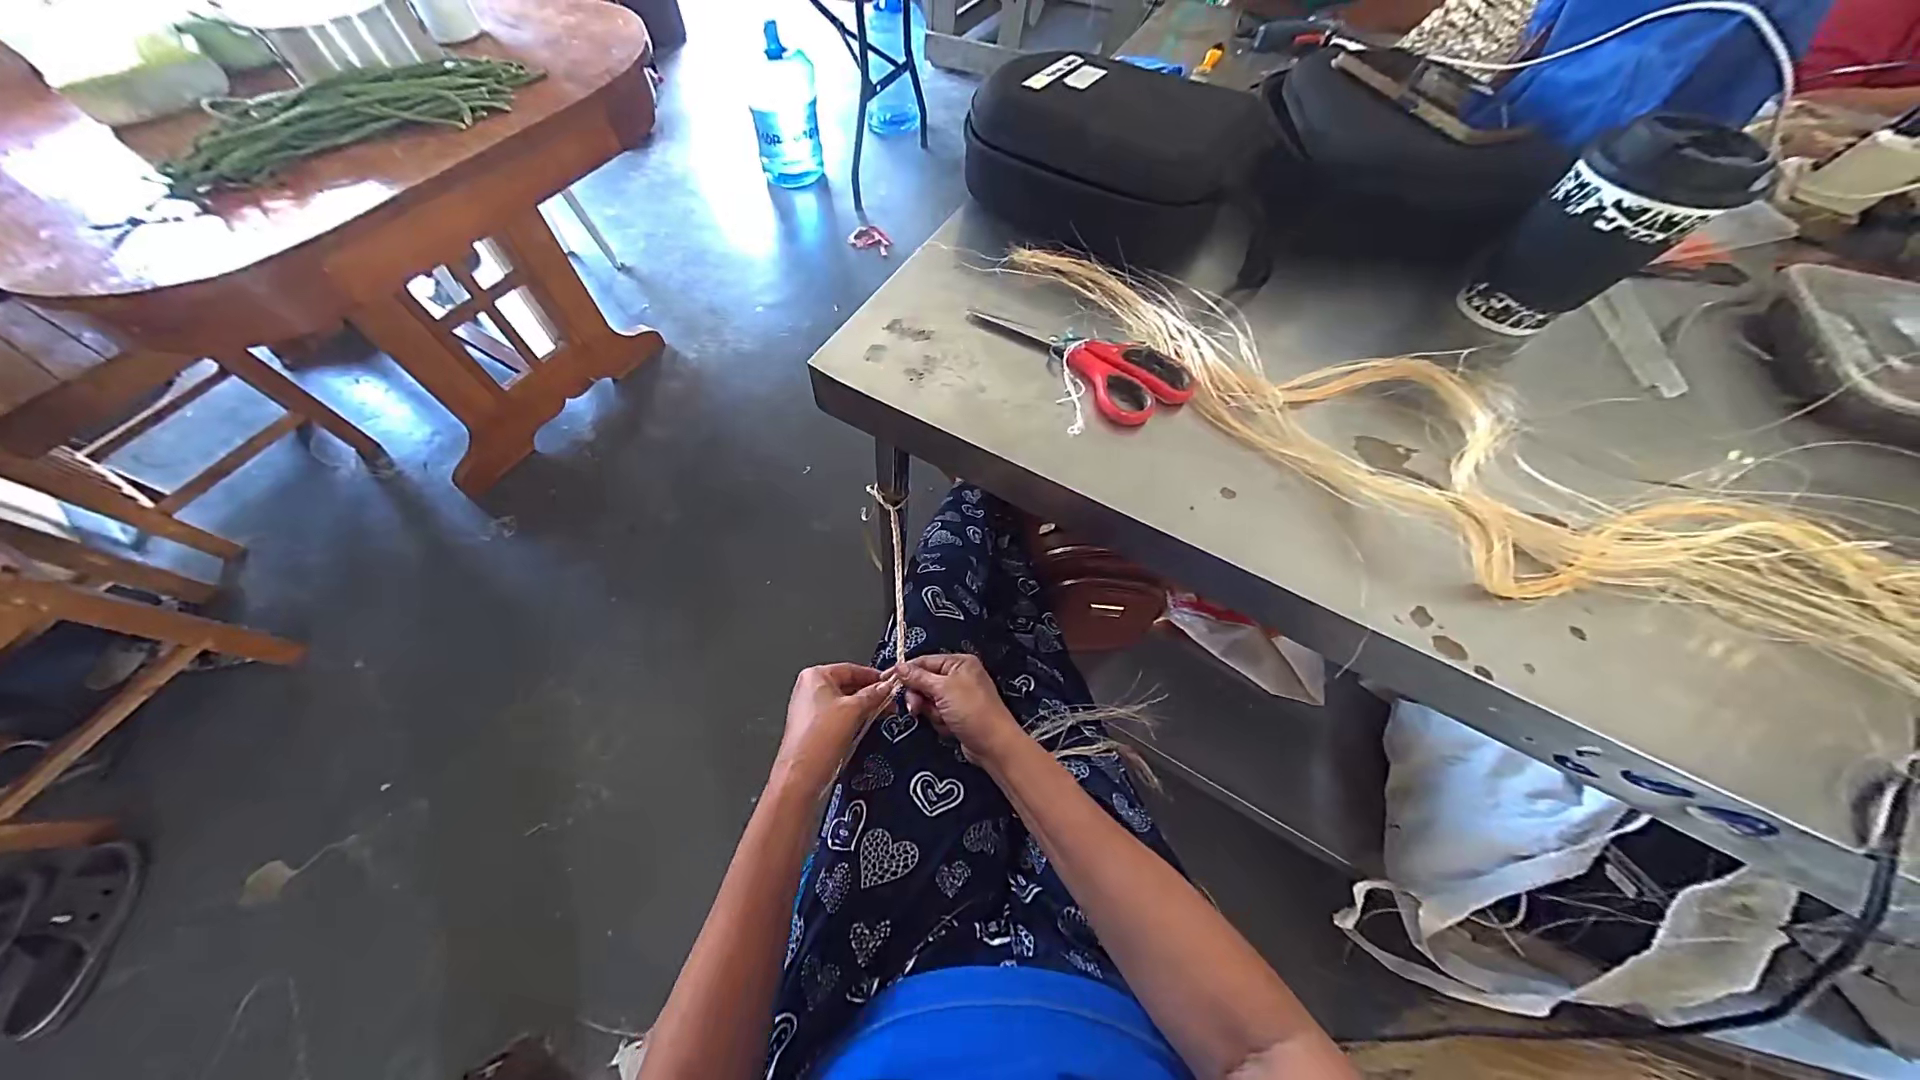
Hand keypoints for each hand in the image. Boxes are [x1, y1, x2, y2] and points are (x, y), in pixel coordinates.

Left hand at [774, 664, 895, 788]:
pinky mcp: (813, 727)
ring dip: (865, 707)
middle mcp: (809, 689)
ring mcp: (810, 709)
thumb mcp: (854, 709)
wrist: (802, 775)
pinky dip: (854, 718)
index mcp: (814, 676)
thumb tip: (886, 686)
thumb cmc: (818, 740)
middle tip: (890, 700)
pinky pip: (839, 716)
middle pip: (848, 684)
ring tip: (883, 712)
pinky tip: (867, 724)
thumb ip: (874, 694)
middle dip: (871, 693)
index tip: (891, 683)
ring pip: (845, 701)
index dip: (874, 676)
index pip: (851, 668)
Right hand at [897, 654, 1023, 762]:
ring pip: (928, 700)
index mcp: (959, 662)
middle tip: (918, 707)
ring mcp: (958, 696)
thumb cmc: (973, 711)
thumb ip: (918, 677)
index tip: (887, 680)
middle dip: (920, 696)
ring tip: (942, 718)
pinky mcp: (957, 714)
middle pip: (924, 681)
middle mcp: (959, 676)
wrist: (993, 744)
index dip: (906, 671)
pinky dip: (939, 720)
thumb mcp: (942, 689)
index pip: (924, 661)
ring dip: (931, 711)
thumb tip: (899, 667)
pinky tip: (949, 726)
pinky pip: (937, 713)